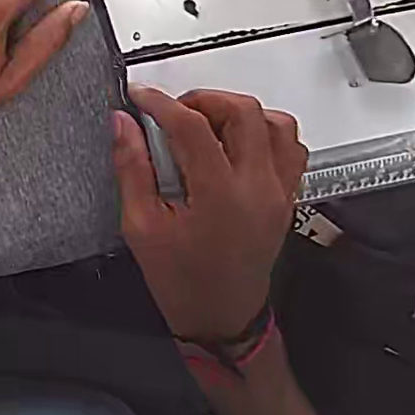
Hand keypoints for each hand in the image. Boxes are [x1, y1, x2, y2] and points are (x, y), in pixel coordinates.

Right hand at [112, 86, 308, 340]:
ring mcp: (279, 192)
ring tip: (206, 124)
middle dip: (201, 100)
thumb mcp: (140, 225)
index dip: (161, 103)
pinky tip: (237, 142)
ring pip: (274, 122)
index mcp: (219, 196)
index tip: (141, 97)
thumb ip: (131, 167)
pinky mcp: (287, 196)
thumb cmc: (182, 280)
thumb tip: (124, 124)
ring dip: (237, 112)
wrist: (220, 317)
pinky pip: (290, 146)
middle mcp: (258, 189)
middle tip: (172, 111)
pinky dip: (265, 131)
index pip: (193, 126)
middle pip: (242, 112)